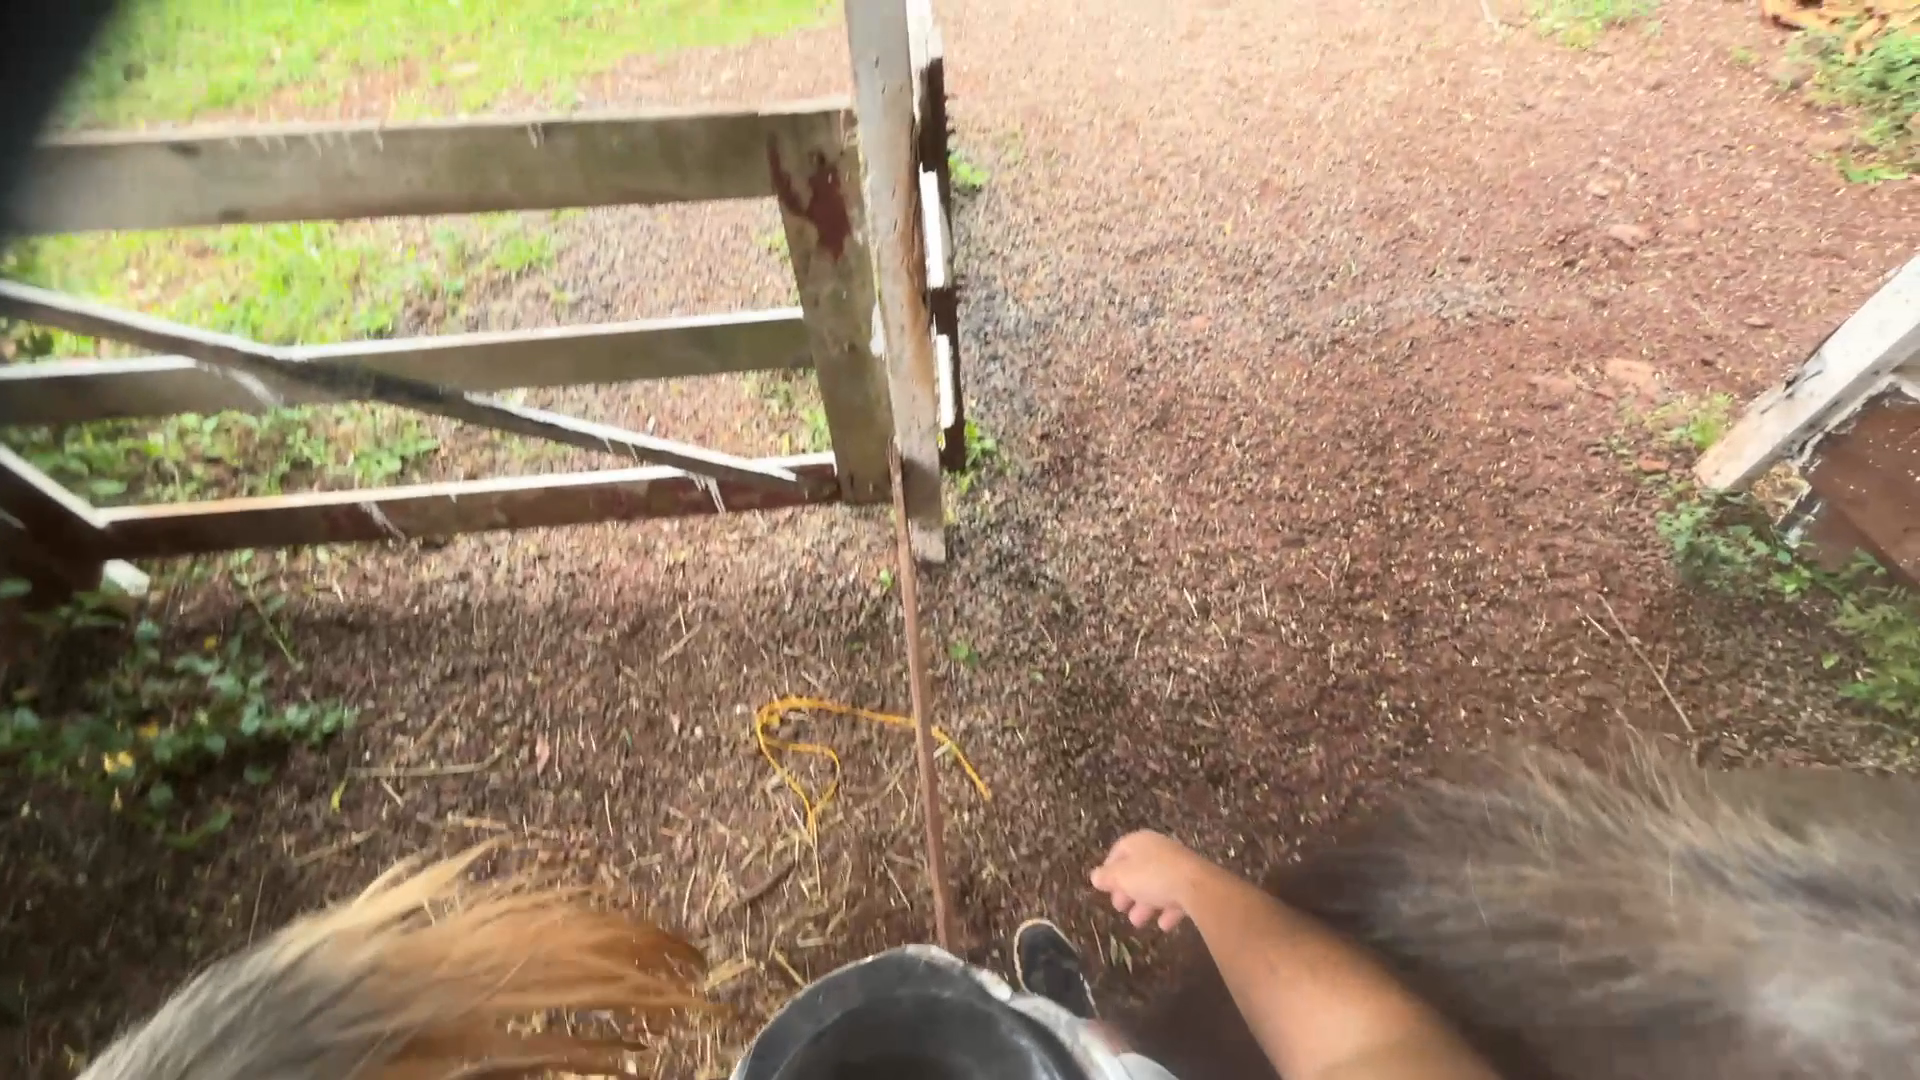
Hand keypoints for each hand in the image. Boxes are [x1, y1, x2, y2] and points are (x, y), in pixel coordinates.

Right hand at [1090, 830, 1219, 931]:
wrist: (1197, 886)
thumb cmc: (1152, 876)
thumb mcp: (1122, 877)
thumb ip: (1107, 877)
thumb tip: (1094, 876)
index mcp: (1139, 842)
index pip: (1118, 851)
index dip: (1109, 870)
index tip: (1104, 888)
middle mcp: (1157, 849)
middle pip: (1137, 869)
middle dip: (1126, 890)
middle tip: (1120, 908)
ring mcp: (1177, 865)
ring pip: (1155, 884)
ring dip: (1145, 904)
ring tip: (1137, 922)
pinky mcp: (1192, 883)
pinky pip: (1175, 895)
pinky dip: (1167, 909)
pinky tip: (1163, 925)